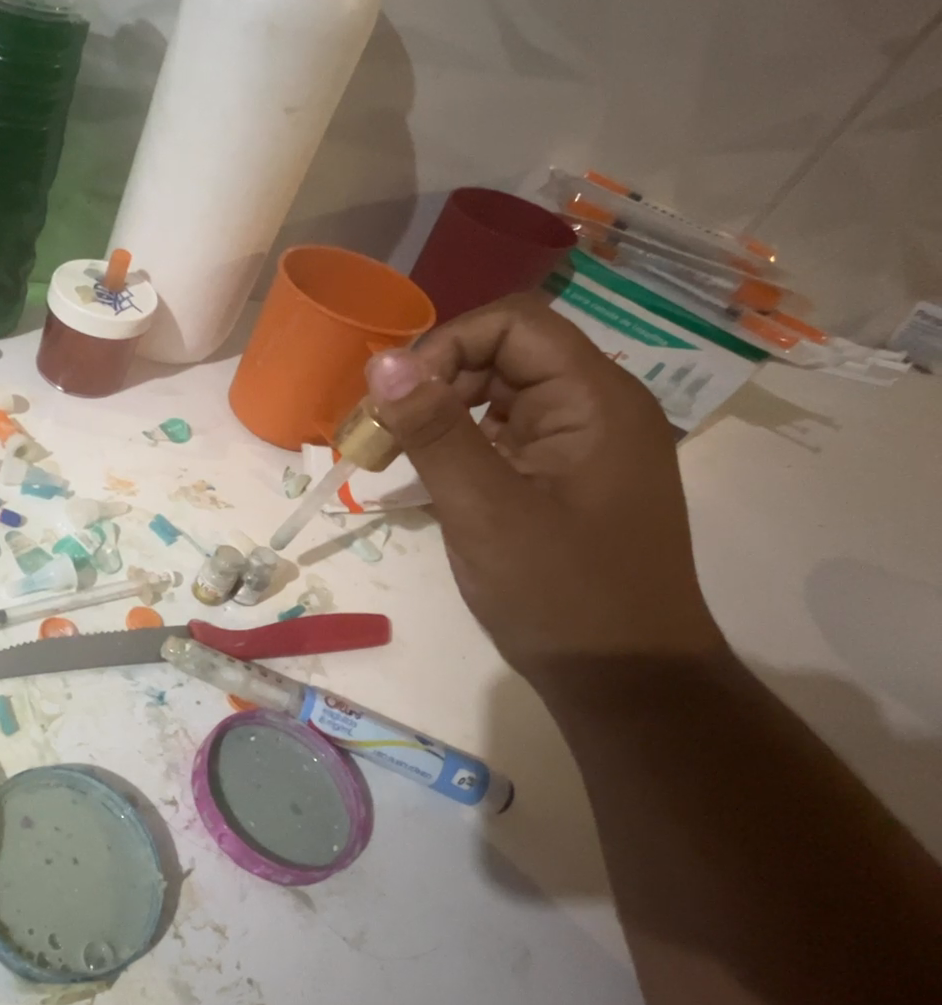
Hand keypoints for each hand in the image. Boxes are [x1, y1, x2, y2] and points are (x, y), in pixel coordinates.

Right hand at [364, 295, 726, 673]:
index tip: (395, 402)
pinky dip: (459, 444)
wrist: (623, 678)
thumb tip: (382, 360)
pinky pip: (505, 433)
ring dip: (441, 413)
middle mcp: (597, 407)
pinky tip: (426, 478)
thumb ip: (434, 429)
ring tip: (394, 456)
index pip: (512, 326)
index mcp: (596, 401)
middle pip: (504, 354)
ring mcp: (584, 443)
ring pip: (500, 393)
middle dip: (435, 382)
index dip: (445, 347)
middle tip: (382, 434)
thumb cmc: (559, 592)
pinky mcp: (566, 475)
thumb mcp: (483, 508)